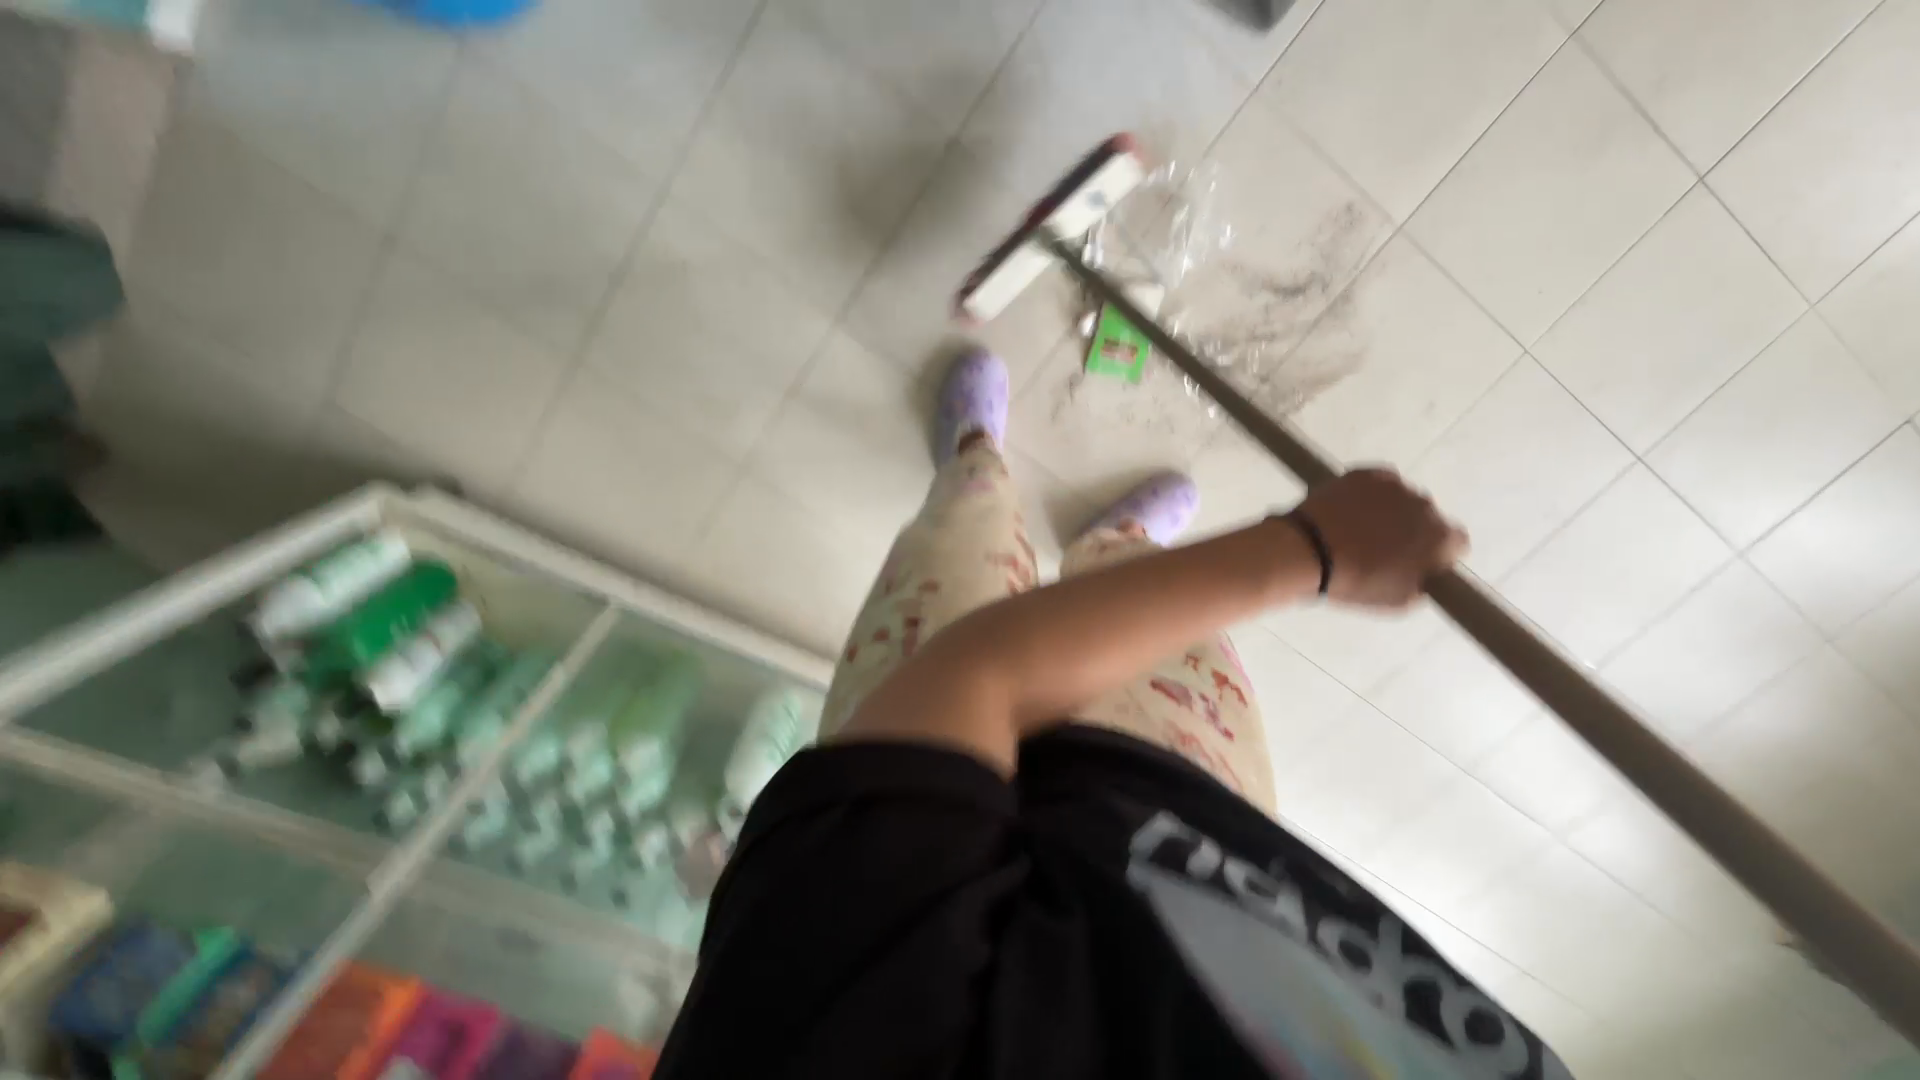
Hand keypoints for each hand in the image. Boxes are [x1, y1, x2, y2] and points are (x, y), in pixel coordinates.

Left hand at [1286, 468, 1467, 609]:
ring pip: (1402, 498)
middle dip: (1412, 530)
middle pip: (1427, 517)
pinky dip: (1370, 493)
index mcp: (1441, 537)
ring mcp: (1394, 485)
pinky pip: (1378, 482)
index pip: (1456, 543)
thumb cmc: (1354, 582)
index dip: (1438, 554)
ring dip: (1390, 510)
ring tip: (1359, 528)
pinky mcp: (1365, 472)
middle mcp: (1425, 505)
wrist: (1304, 551)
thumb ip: (1422, 585)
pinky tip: (1351, 509)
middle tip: (1381, 547)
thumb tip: (1423, 574)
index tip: (1417, 563)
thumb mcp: (1399, 602)